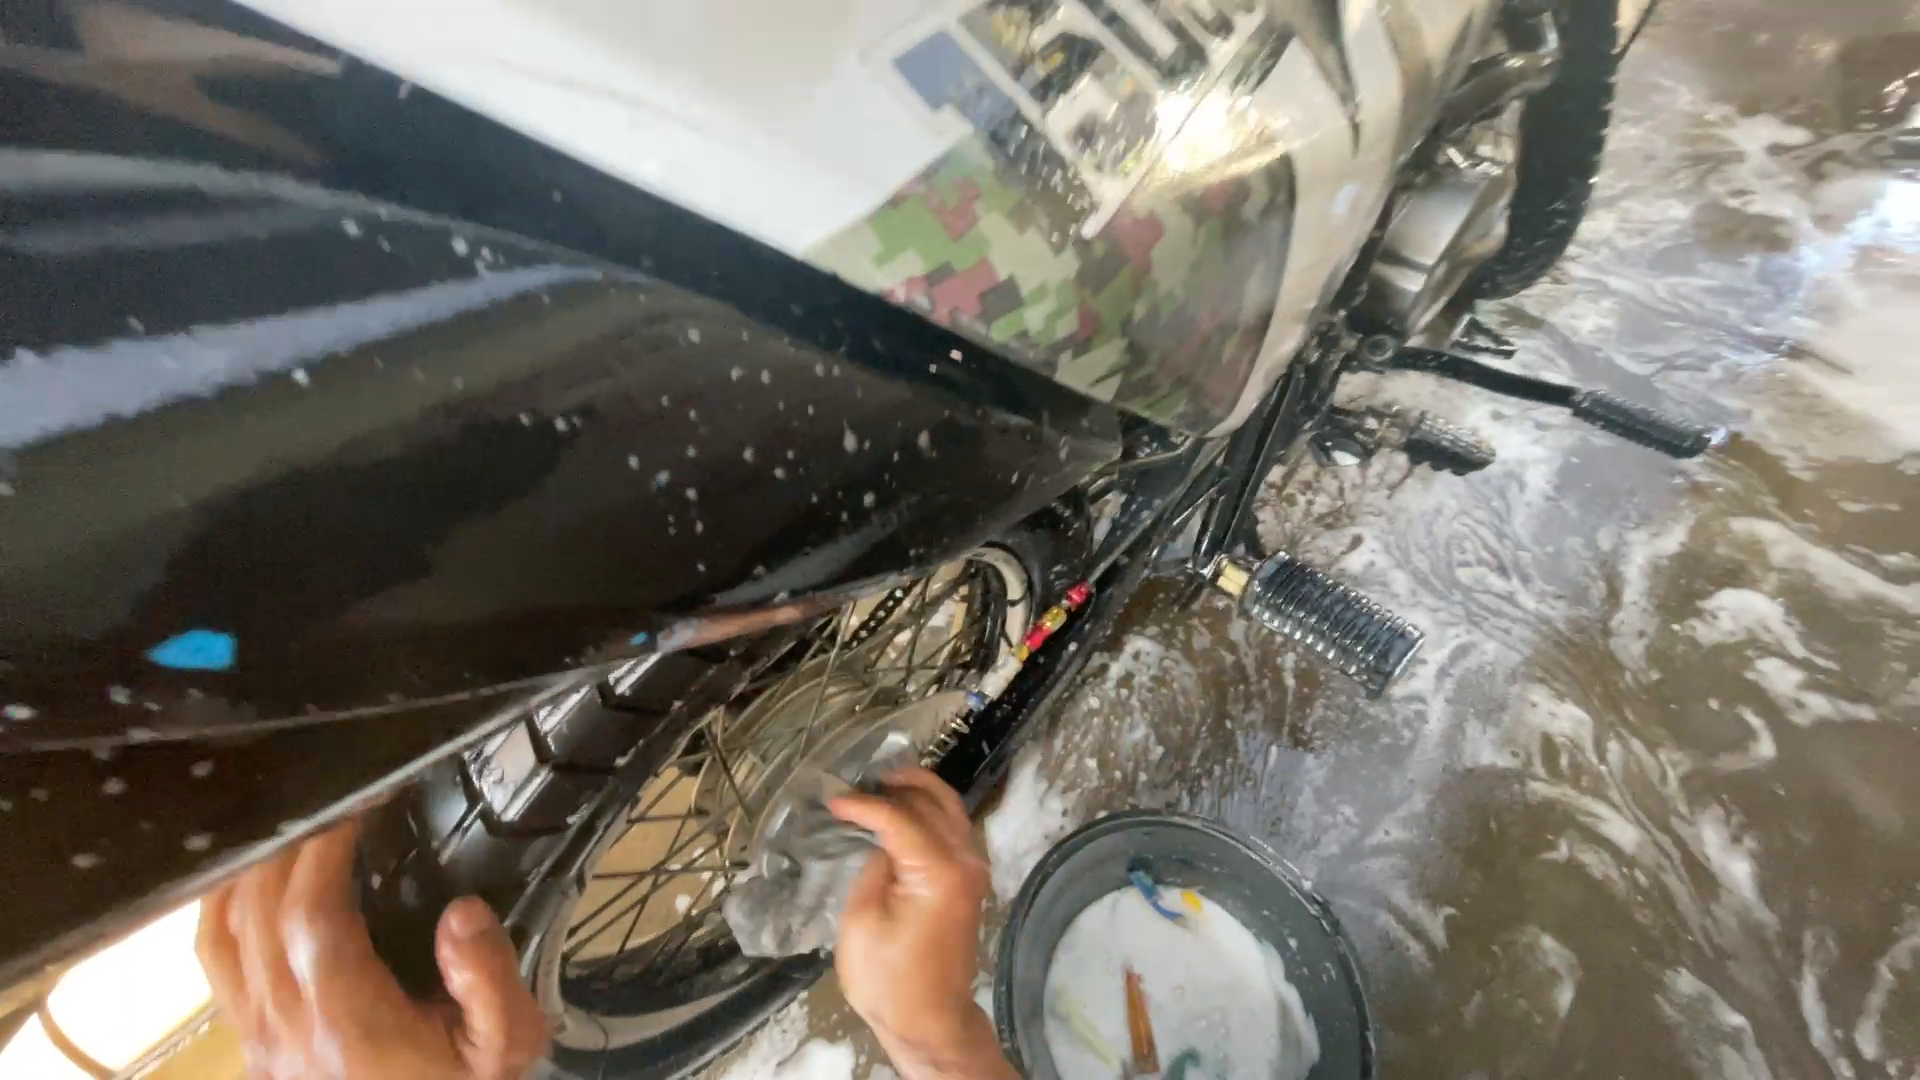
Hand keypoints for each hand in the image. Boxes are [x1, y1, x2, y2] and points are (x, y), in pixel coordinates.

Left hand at [196, 820, 549, 1079]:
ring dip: (246, 874)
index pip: (309, 919)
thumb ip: (489, 977)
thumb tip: (463, 909)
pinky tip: (262, 882)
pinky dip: (230, 909)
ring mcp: (259, 1038)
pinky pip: (220, 964)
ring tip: (292, 824)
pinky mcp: (255, 1042)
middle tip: (334, 796)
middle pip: (251, 920)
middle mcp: (284, 1027)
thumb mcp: (506, 1040)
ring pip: (219, 942)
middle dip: (288, 846)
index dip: (323, 852)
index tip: (359, 802)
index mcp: (347, 1020)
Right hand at [829, 769, 1014, 1079]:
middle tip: (861, 782)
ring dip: (919, 790)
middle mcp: (965, 859)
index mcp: (938, 870)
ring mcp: (974, 866)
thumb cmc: (889, 978)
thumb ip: (875, 866)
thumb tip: (883, 840)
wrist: (930, 1020)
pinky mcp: (971, 876)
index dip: (864, 805)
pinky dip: (932, 808)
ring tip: (884, 784)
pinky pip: (955, 825)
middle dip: (896, 785)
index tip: (835, 801)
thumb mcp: (862, 920)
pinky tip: (906, 809)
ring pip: (951, 806)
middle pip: (932, 801)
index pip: (899, 817)